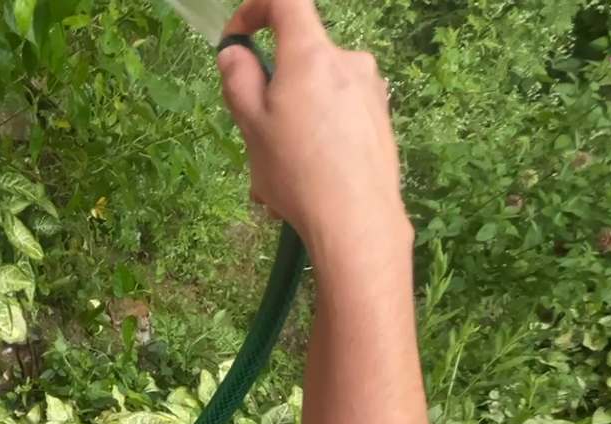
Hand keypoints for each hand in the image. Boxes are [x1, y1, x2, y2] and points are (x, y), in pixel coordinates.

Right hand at [216, 0, 408, 263]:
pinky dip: (311, 136)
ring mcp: (368, 85)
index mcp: (310, 56)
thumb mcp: (253, 129)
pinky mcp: (378, 112)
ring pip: (313, 92)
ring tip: (277, 173)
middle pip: (298, 57)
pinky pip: (333, 114)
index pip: (286, 1)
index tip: (234, 40)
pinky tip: (303, 177)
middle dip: (269, 92)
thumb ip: (240, 84)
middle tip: (254, 140)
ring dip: (288, 123)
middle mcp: (346, 59)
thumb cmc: (296, 172)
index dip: (254, 10)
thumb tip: (233, 53)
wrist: (355, 215)